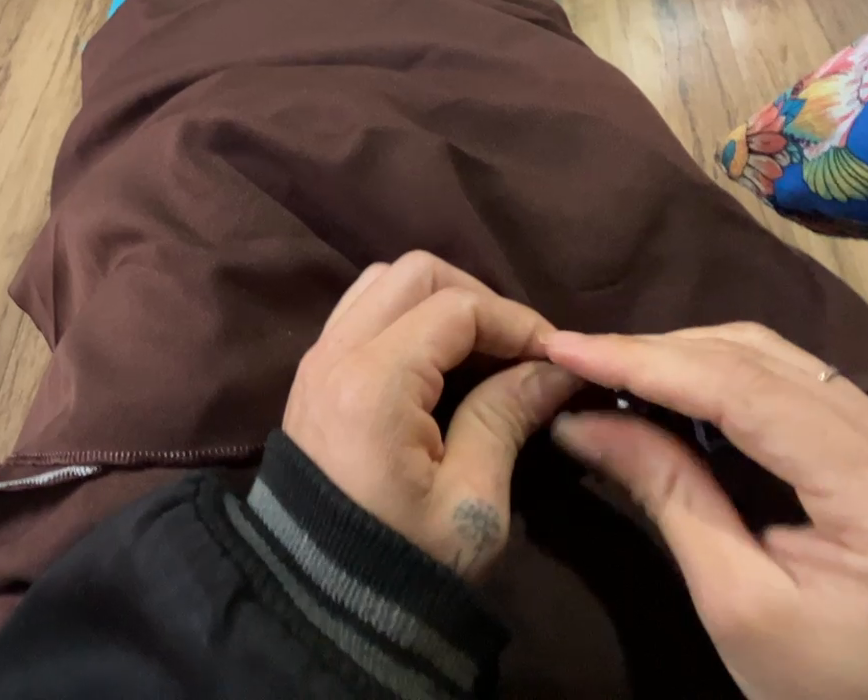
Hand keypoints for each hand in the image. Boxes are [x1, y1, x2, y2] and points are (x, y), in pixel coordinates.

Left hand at [283, 251, 578, 579]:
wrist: (317, 596)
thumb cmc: (401, 560)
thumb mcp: (471, 502)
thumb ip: (505, 417)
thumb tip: (552, 369)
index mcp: (373, 381)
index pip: (455, 307)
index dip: (514, 320)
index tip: (553, 356)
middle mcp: (336, 351)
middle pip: (412, 272)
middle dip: (475, 297)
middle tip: (516, 347)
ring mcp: (318, 355)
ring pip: (382, 281)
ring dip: (436, 300)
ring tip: (480, 349)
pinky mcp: (314, 370)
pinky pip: (361, 308)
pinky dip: (405, 314)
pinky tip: (438, 359)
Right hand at [544, 323, 867, 699]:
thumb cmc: (834, 697)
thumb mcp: (736, 603)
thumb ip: (664, 492)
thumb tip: (575, 418)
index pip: (748, 393)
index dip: (646, 360)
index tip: (564, 347)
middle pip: (765, 361)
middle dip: (657, 351)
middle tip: (576, 357)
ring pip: (780, 358)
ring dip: (686, 355)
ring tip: (612, 367)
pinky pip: (799, 381)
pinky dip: (723, 373)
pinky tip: (674, 383)